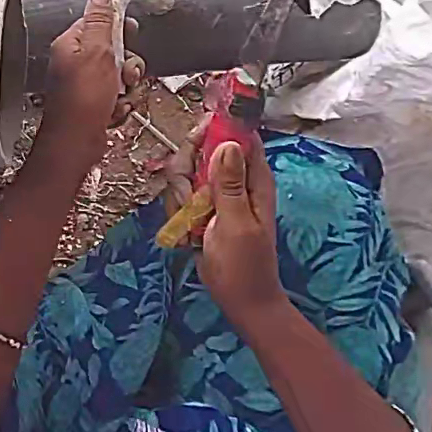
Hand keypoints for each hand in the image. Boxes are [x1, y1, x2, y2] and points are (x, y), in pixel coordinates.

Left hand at [43, 0, 144, 154]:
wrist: (76, 143)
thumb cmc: (83, 100)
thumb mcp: (97, 53)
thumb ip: (101, 23)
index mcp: (71, 44)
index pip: (98, 23)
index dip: (119, 29)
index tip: (131, 35)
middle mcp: (75, 62)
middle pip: (115, 51)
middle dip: (128, 65)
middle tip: (125, 77)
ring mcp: (85, 85)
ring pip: (121, 76)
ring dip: (127, 89)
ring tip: (118, 99)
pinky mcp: (94, 104)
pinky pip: (118, 97)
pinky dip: (120, 106)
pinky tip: (112, 114)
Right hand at [198, 138, 287, 323]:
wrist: (240, 300)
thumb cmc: (244, 266)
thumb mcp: (237, 224)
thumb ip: (229, 184)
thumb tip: (227, 142)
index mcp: (254, 178)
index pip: (239, 135)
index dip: (216, 130)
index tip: (194, 144)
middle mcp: (235, 179)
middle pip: (203, 149)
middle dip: (187, 169)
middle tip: (189, 195)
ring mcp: (216, 193)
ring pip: (186, 171)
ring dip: (180, 194)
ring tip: (191, 221)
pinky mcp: (201, 207)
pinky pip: (180, 194)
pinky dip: (177, 210)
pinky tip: (186, 230)